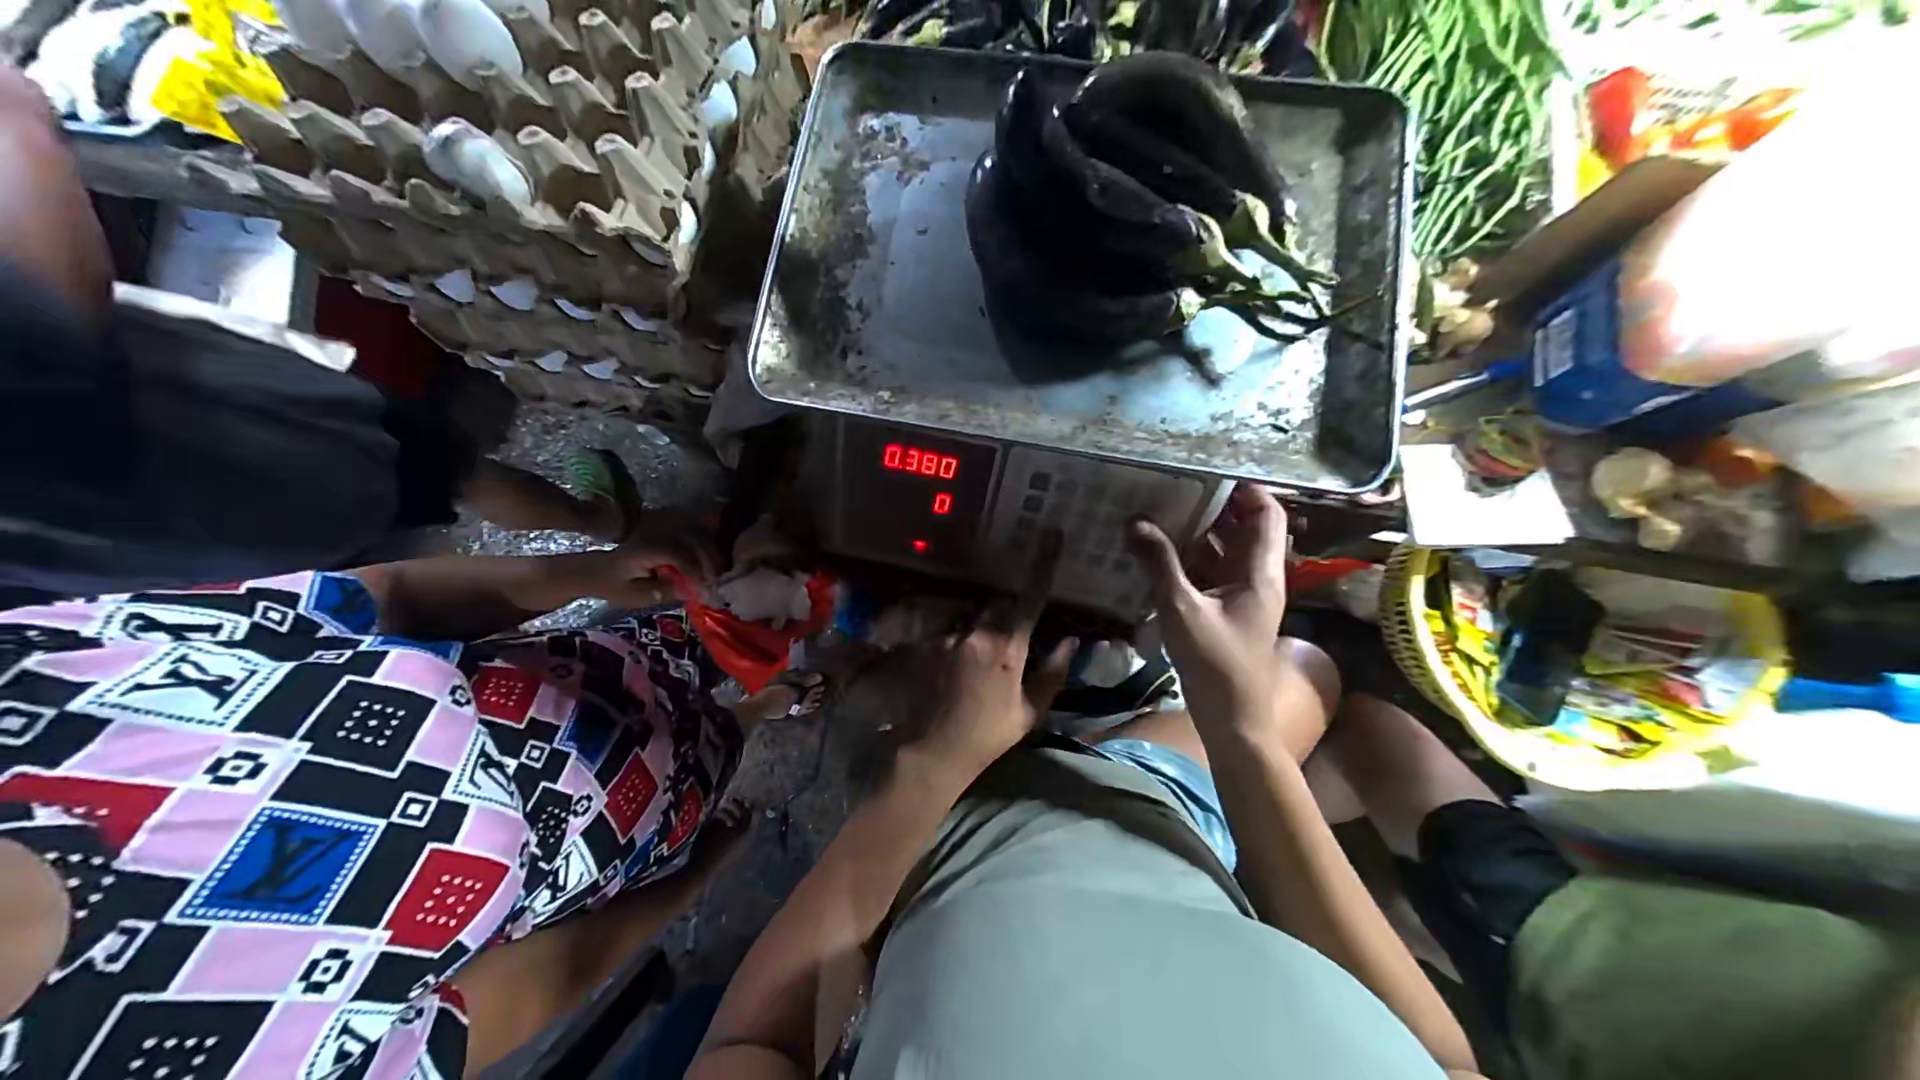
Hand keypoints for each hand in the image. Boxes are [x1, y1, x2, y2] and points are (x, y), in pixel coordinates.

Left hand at [561, 537, 704, 609]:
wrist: (593, 569)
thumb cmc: (612, 585)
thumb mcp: (633, 595)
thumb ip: (661, 592)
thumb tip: (689, 591)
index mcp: (648, 548)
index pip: (681, 555)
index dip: (697, 572)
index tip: (706, 591)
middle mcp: (658, 534)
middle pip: (695, 542)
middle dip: (710, 564)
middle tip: (717, 585)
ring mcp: (664, 530)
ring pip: (699, 535)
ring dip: (712, 554)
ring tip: (718, 576)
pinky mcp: (667, 533)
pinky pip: (694, 535)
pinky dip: (707, 546)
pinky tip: (712, 563)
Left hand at [919, 534, 1075, 775]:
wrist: (933, 749)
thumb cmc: (989, 735)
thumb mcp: (1030, 712)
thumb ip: (1052, 673)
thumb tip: (1071, 641)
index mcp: (1009, 650)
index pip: (1031, 600)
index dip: (1042, 565)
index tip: (1050, 534)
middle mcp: (978, 634)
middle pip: (997, 605)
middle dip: (1005, 616)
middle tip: (1005, 650)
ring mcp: (949, 637)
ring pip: (972, 620)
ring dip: (977, 634)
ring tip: (972, 671)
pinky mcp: (927, 644)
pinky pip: (949, 633)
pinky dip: (955, 646)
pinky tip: (951, 675)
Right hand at [1128, 484, 1288, 731]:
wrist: (1232, 719)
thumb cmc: (1216, 664)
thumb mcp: (1182, 610)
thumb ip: (1159, 564)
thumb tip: (1136, 522)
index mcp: (1262, 573)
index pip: (1267, 515)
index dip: (1246, 490)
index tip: (1208, 473)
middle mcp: (1257, 578)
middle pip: (1244, 529)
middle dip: (1213, 508)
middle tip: (1174, 487)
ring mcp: (1242, 596)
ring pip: (1224, 551)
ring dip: (1198, 533)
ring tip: (1161, 512)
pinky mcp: (1225, 611)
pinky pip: (1210, 573)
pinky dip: (1189, 559)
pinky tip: (1159, 553)